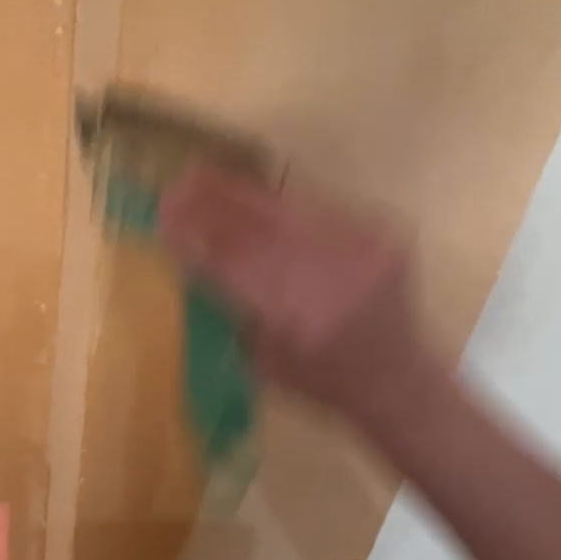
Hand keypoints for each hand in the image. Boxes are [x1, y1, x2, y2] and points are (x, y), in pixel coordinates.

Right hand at [157, 164, 445, 428]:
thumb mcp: (264, 360)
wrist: (398, 378)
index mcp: (303, 322)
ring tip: (203, 176)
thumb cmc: (322, 384)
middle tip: (176, 182)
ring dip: (242, 193)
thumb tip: (192, 255)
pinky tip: (252, 194)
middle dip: (213, 203)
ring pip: (291, 209)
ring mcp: (365, 248)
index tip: (161, 217)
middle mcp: (338, 278)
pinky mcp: (383, 230)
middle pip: (263, 229)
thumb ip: (234, 308)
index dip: (197, 239)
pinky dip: (282, 202)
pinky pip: (320, 207)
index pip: (237, 268)